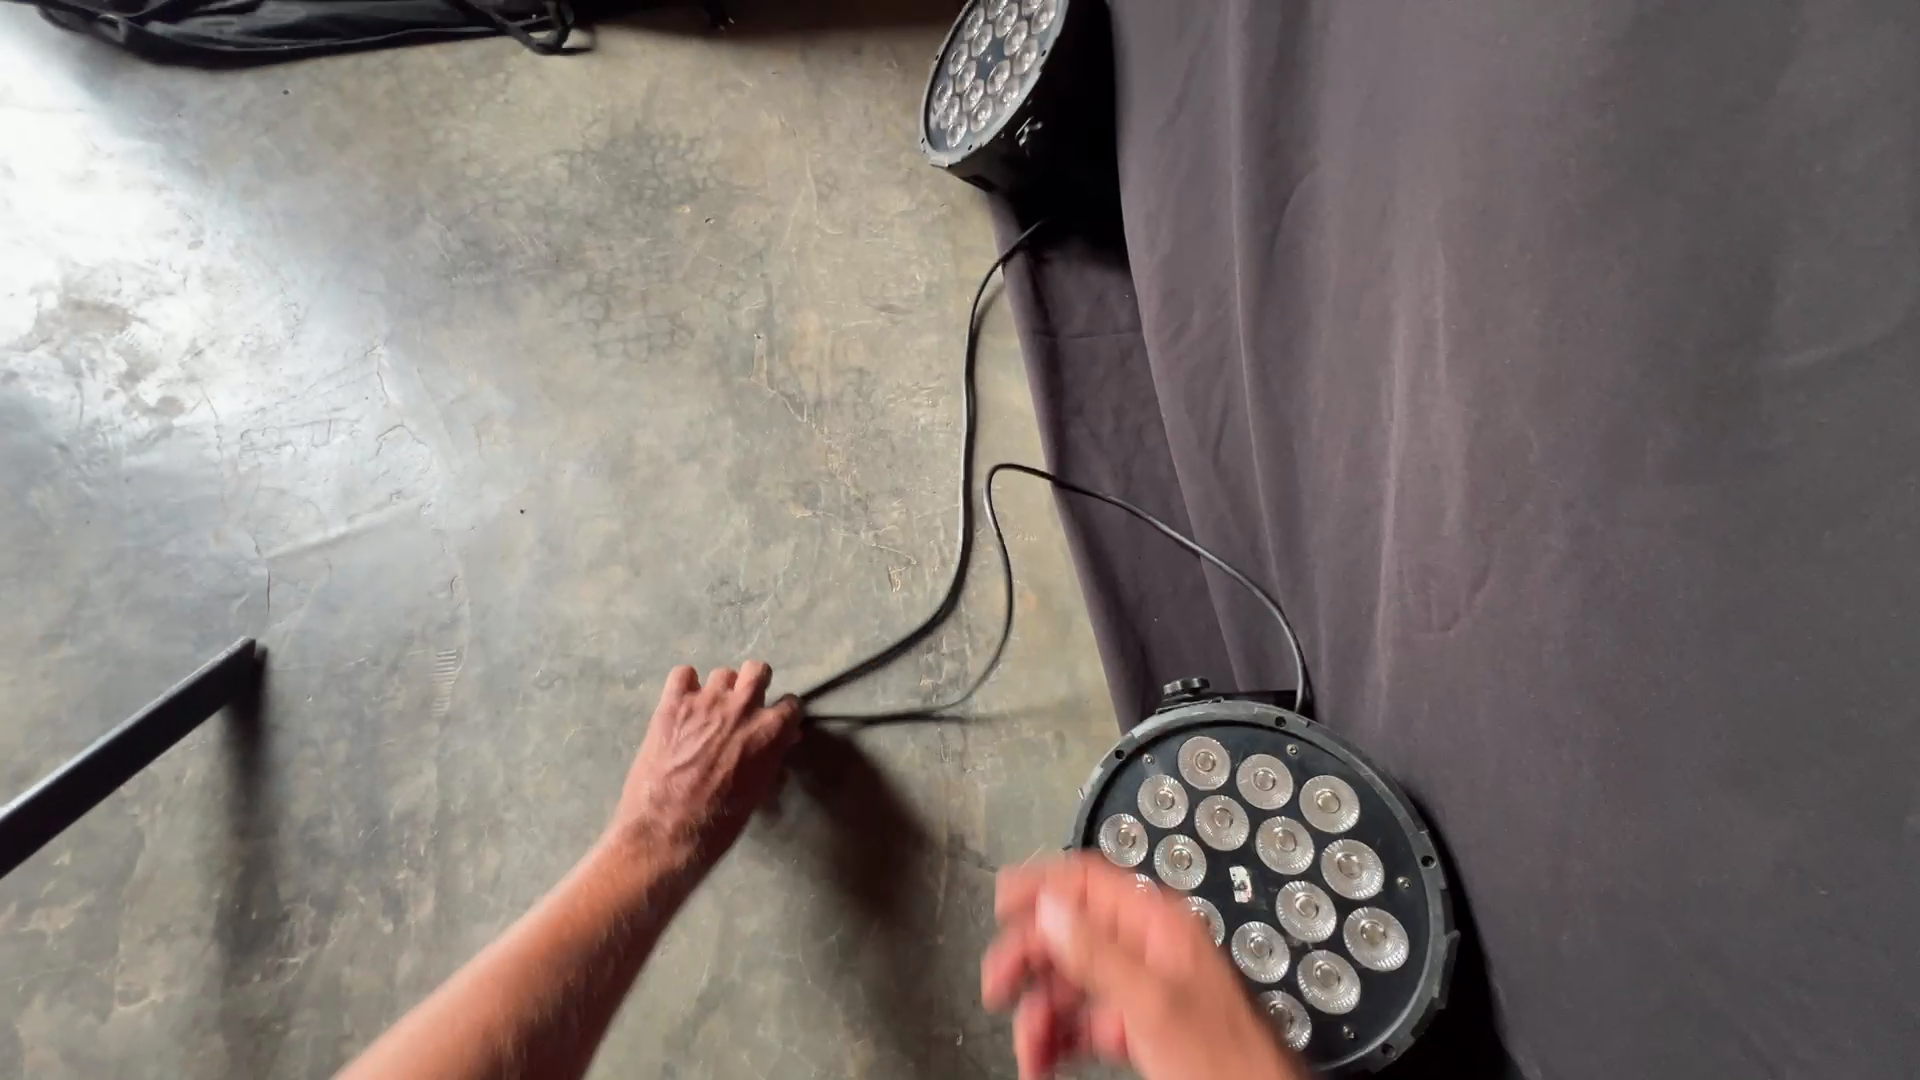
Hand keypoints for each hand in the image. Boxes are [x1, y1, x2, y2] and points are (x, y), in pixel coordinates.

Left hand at [611, 662, 800, 870]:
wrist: (665, 833)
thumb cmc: (720, 822)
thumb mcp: (759, 790)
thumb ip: (773, 756)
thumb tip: (785, 739)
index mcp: (770, 730)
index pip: (791, 703)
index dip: (784, 714)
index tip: (776, 722)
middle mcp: (742, 707)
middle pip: (758, 670)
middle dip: (755, 684)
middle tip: (744, 705)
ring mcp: (706, 702)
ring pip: (722, 673)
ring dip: (720, 690)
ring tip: (709, 710)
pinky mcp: (672, 704)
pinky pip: (683, 674)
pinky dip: (685, 685)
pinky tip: (683, 704)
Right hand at [981, 853, 1304, 1079]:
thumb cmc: (1231, 1063)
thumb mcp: (1154, 1003)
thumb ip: (1099, 953)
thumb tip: (1050, 909)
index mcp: (1157, 923)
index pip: (1088, 879)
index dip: (1042, 883)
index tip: (1004, 898)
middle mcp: (1148, 947)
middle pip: (1072, 931)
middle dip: (1029, 957)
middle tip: (998, 984)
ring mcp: (1144, 986)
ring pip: (1073, 980)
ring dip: (1040, 1010)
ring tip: (1027, 1045)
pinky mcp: (1141, 1024)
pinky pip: (1086, 1018)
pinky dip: (1059, 1036)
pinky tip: (1044, 1057)